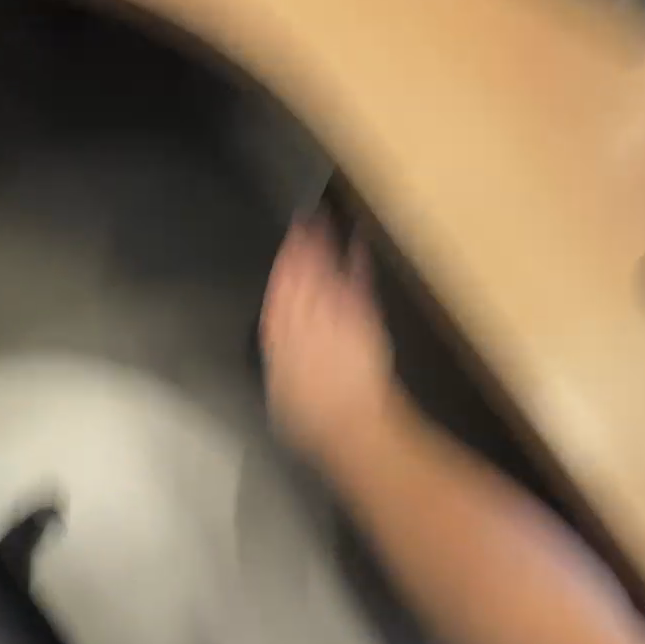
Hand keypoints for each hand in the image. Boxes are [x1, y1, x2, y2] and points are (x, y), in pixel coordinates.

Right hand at [260, 219, 400, 462]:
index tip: (284, 244)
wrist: (353, 426)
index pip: (279, 294)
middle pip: (303, 276)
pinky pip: (360, 284)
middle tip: (304, 216)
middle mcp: (307, 321)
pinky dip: (359, 262)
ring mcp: (338, 318)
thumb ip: (280, 357)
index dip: (282, 266)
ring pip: (328, 273)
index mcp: (282, 339)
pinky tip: (359, 243)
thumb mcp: (281, 391)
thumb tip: (280, 339)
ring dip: (326, 244)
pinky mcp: (365, 321)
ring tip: (324, 219)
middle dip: (303, 245)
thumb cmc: (312, 420)